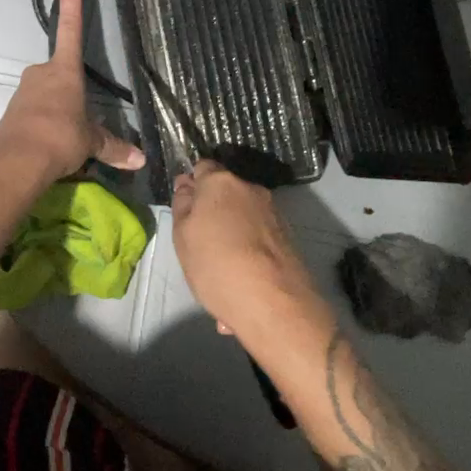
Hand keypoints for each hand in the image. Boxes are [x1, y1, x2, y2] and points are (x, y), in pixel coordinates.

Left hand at [0, 0, 144, 182]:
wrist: (15, 161)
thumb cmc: (58, 138)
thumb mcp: (90, 143)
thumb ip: (112, 147)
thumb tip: (141, 160)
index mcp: (64, 71)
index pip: (71, 29)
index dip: (71, 2)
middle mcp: (41, 74)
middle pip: (60, 73)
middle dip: (71, 92)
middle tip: (81, 119)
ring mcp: (24, 92)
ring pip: (46, 95)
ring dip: (57, 111)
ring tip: (67, 138)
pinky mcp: (13, 112)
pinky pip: (35, 113)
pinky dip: (44, 126)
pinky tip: (51, 146)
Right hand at [171, 160, 317, 336]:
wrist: (274, 303)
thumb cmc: (216, 264)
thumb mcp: (182, 235)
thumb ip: (183, 205)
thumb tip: (186, 185)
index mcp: (221, 182)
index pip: (203, 167)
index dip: (192, 185)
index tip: (185, 209)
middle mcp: (251, 189)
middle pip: (226, 193)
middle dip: (214, 211)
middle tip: (201, 244)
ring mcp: (273, 213)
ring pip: (243, 218)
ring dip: (233, 234)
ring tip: (223, 270)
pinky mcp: (288, 237)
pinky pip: (258, 238)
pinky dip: (250, 251)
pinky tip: (242, 281)